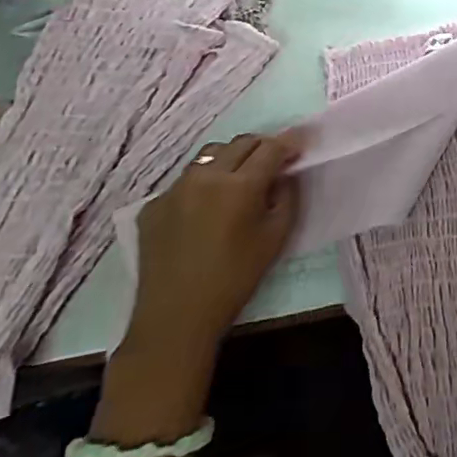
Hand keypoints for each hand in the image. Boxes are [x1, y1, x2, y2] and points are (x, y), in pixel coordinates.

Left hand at [127, 130, 306, 353]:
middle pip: (240, 143)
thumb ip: (287, 197)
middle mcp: (205, 177)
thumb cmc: (236, 277)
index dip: (290, 142)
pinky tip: (209, 206)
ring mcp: (175, 188)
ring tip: (242, 178)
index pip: (271, 148)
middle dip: (263, 146)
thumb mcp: (276, 237)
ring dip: (232, 157)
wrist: (176, 314)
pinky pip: (186, 179)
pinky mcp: (154, 204)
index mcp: (239, 186)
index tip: (302, 144)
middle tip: (276, 162)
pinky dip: (205, 181)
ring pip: (210, 154)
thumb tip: (285, 175)